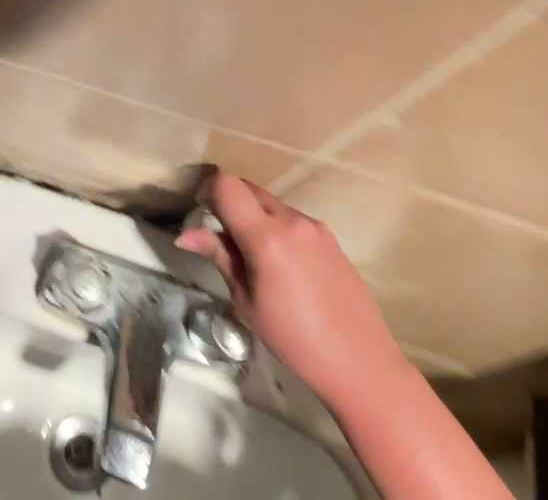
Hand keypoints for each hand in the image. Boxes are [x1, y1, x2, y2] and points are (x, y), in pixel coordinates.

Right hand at [176, 174, 408, 403]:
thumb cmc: (294, 338)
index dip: (208, 191)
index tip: (201, 213)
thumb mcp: (246, 301)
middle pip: (249, 189)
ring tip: (252, 258)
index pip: (228, 185)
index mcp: (267, 236)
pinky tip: (280, 266)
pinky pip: (292, 220)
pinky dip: (275, 228)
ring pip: (271, 204)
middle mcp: (292, 220)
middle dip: (229, 202)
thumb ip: (220, 257)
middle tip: (221, 238)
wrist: (360, 362)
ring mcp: (315, 227)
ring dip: (253, 217)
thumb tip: (186, 235)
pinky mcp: (330, 238)